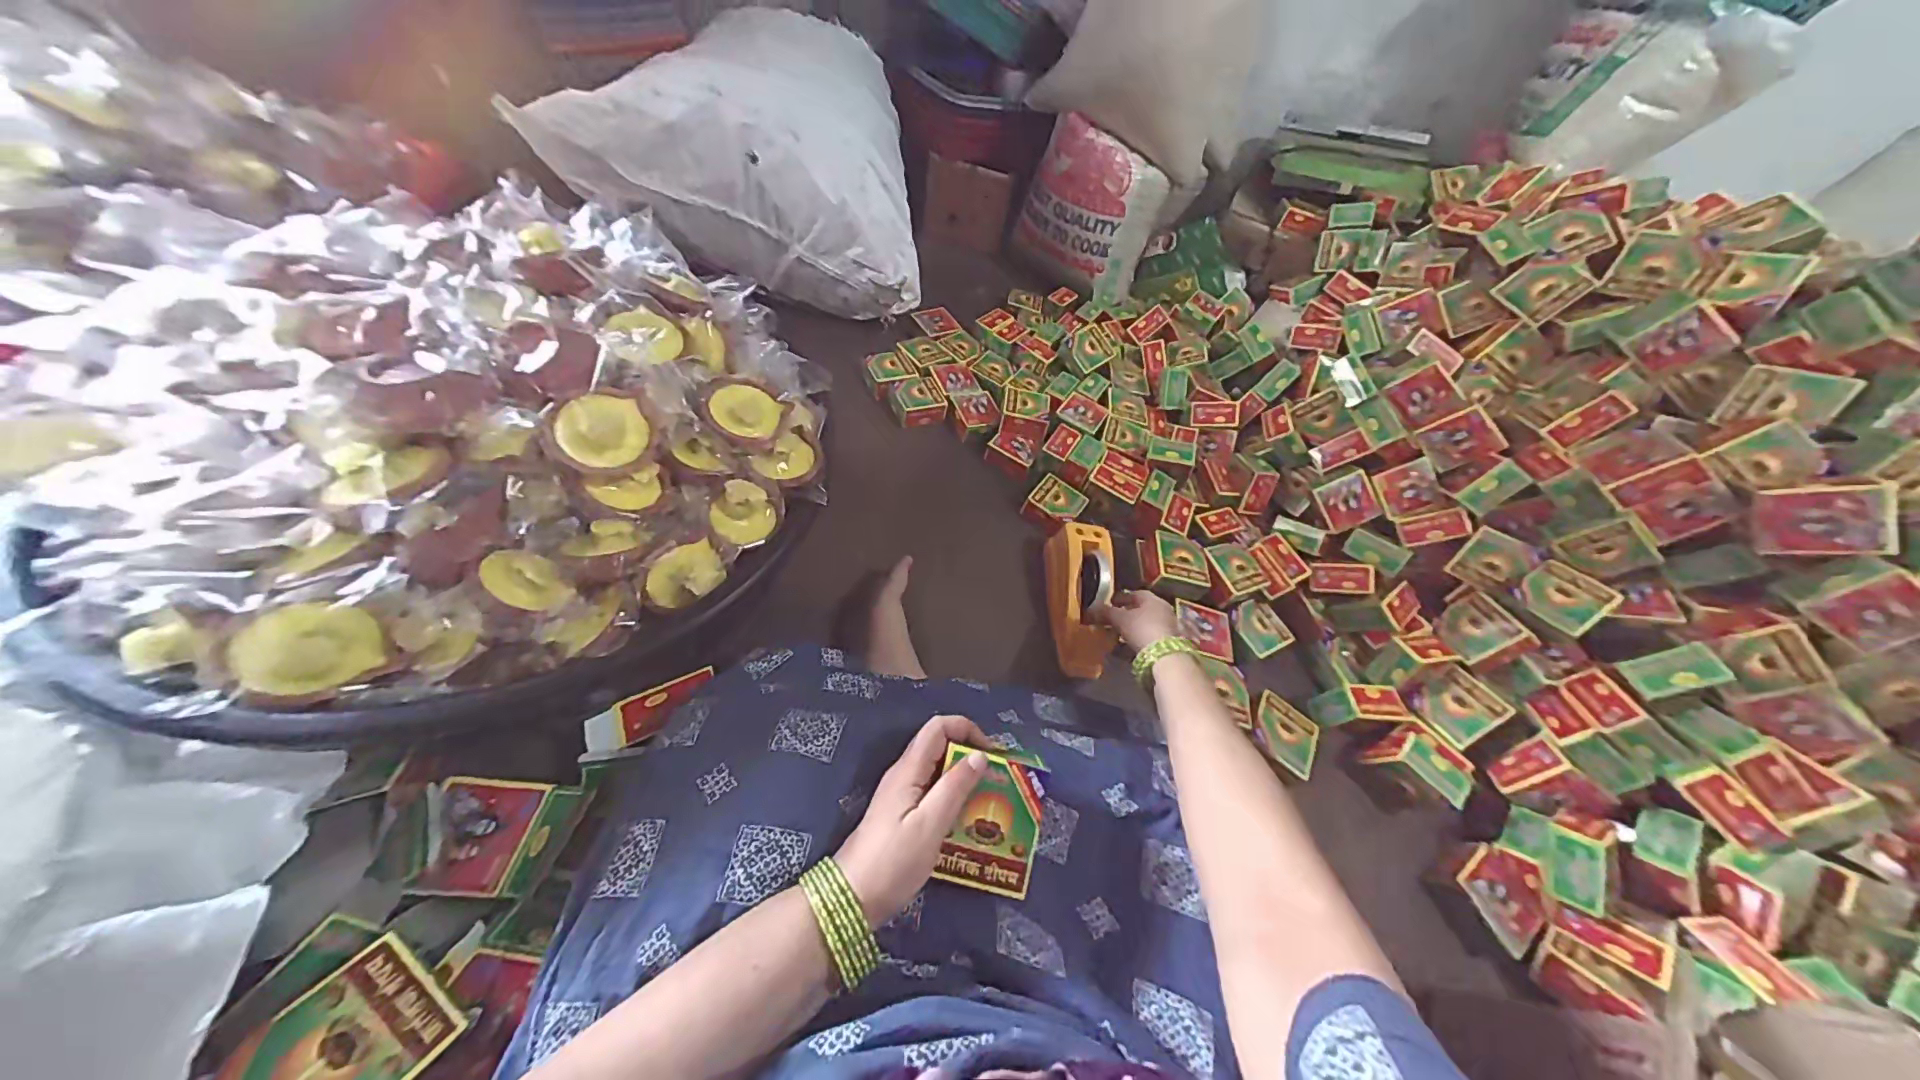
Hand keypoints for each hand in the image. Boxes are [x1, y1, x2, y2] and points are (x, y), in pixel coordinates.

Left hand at [835, 714, 989, 925]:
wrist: (851, 898)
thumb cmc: (893, 861)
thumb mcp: (930, 824)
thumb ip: (955, 787)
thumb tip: (980, 755)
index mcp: (908, 770)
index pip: (938, 727)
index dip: (967, 729)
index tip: (993, 753)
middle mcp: (903, 775)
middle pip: (939, 746)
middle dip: (970, 755)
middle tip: (997, 780)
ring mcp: (900, 795)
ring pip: (936, 771)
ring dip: (963, 778)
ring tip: (988, 800)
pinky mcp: (901, 815)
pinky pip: (931, 793)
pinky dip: (952, 797)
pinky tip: (967, 820)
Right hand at [1097, 589, 1178, 651]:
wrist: (1166, 656)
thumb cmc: (1142, 629)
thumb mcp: (1120, 619)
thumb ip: (1106, 612)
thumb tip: (1092, 609)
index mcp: (1153, 600)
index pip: (1135, 594)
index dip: (1121, 597)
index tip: (1109, 603)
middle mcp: (1163, 611)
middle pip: (1141, 610)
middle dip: (1125, 615)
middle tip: (1110, 620)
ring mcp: (1167, 628)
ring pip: (1144, 626)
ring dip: (1130, 630)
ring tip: (1115, 636)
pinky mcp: (1168, 644)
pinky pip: (1147, 639)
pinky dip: (1136, 641)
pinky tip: (1125, 649)